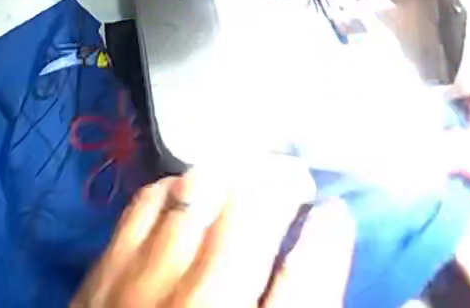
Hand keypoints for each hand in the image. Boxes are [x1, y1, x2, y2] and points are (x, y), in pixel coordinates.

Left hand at [73, 159, 354, 307]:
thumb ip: (299, 305)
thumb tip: (365, 288)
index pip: (303, 285)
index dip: (327, 241)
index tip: (336, 214)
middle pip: (249, 220)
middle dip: (282, 187)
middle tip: (297, 179)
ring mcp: (144, 286)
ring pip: (196, 194)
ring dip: (230, 176)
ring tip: (248, 175)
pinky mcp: (104, 274)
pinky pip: (147, 202)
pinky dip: (175, 187)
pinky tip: (189, 188)